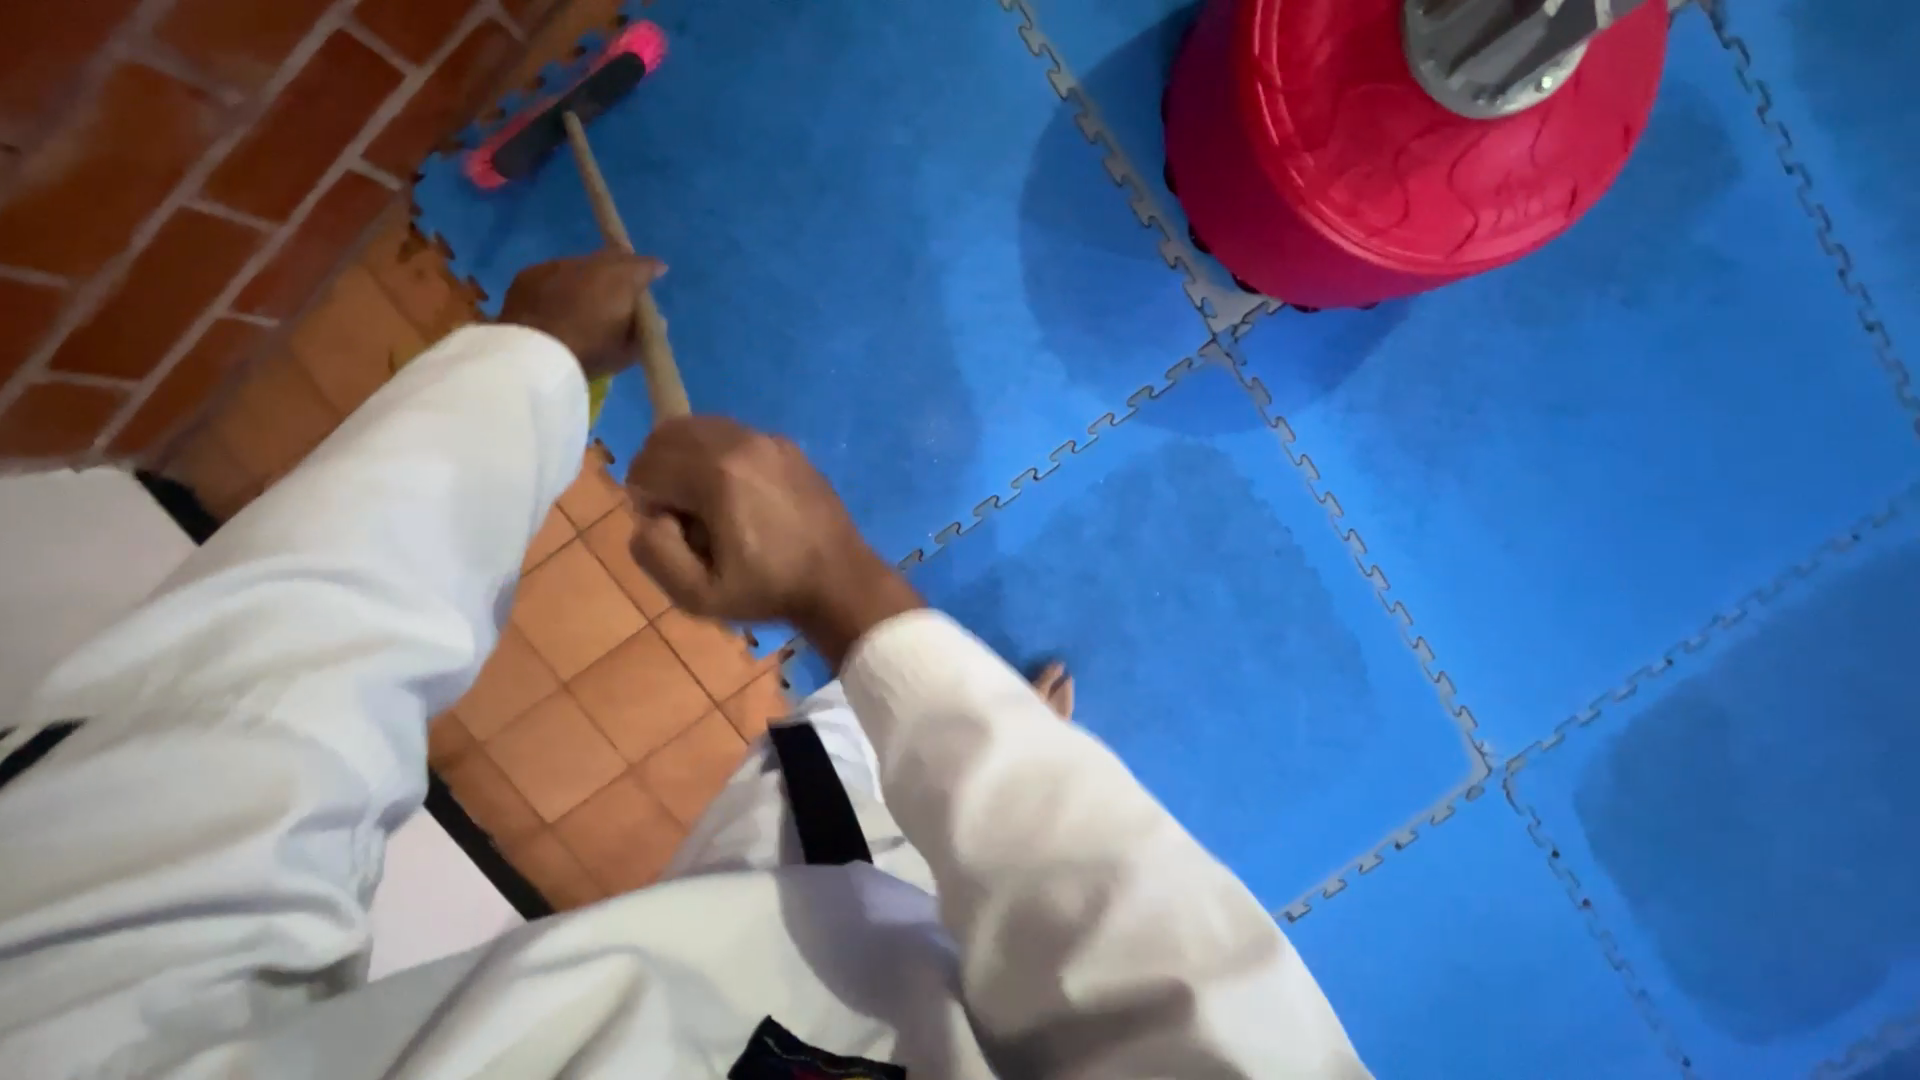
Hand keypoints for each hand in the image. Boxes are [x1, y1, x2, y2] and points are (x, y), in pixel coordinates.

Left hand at [497, 252, 666, 382]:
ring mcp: (558, 265)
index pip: (645, 265)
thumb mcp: (628, 352)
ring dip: (589, 275)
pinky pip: (554, 273)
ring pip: (582, 264)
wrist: (532, 354)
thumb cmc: (589, 353)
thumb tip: (655, 318)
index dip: (653, 268)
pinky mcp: (530, 273)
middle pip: (612, 256)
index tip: (658, 272)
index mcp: (621, 280)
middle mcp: (591, 264)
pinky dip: (562, 283)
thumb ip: (645, 331)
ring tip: (588, 295)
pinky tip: (558, 302)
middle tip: (625, 279)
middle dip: (622, 264)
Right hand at [625, 417, 920, 666]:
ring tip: (714, 506)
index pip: (645, 467)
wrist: (840, 581)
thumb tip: (650, 517)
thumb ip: (654, 553)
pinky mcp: (788, 445)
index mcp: (718, 474)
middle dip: (663, 474)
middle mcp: (742, 442)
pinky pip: (733, 436)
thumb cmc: (769, 591)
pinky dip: (721, 457)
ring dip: (689, 461)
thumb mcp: (697, 596)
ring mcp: (769, 438)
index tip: (679, 535)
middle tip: (688, 517)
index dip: (649, 504)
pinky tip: (744, 499)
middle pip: (667, 435)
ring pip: (699, 429)